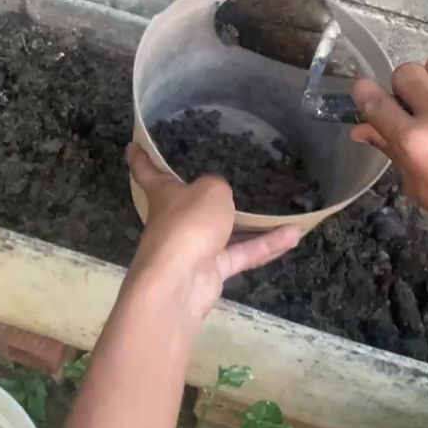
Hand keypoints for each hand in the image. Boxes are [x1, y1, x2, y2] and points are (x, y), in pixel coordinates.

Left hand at [123, 144, 301, 323]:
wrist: (180, 282)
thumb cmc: (188, 224)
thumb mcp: (210, 190)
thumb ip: (218, 187)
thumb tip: (221, 198)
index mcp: (164, 193)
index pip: (146, 170)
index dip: (140, 157)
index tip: (134, 145)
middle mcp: (175, 219)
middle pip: (189, 202)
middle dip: (205, 192)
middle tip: (227, 175)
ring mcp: (193, 246)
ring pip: (224, 230)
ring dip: (253, 223)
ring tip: (283, 210)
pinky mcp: (211, 271)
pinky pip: (242, 253)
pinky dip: (265, 245)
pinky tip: (293, 235)